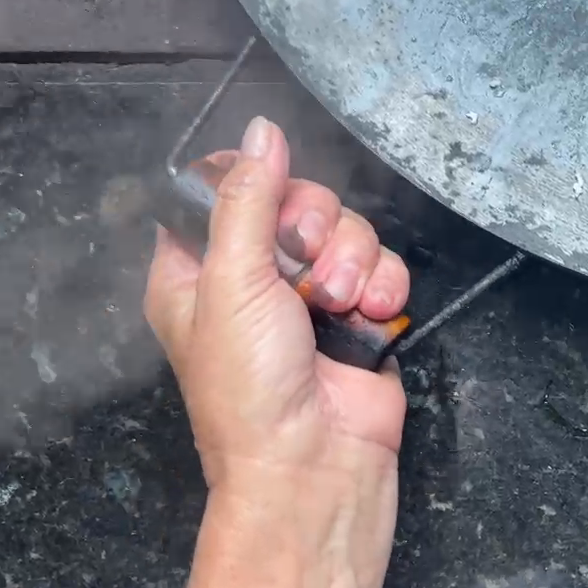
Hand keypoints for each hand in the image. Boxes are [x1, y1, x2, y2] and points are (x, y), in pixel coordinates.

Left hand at [144, 115, 412, 486]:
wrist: (319, 459)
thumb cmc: (250, 381)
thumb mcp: (232, 285)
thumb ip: (247, 201)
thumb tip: (262, 128)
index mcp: (202, 266)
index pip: (224, 188)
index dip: (253, 181)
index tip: (271, 197)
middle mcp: (259, 272)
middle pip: (300, 200)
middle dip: (318, 228)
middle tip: (308, 264)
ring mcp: (316, 290)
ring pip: (351, 230)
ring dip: (354, 263)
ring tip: (344, 305)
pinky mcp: (364, 307)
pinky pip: (384, 263)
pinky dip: (385, 285)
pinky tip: (374, 312)